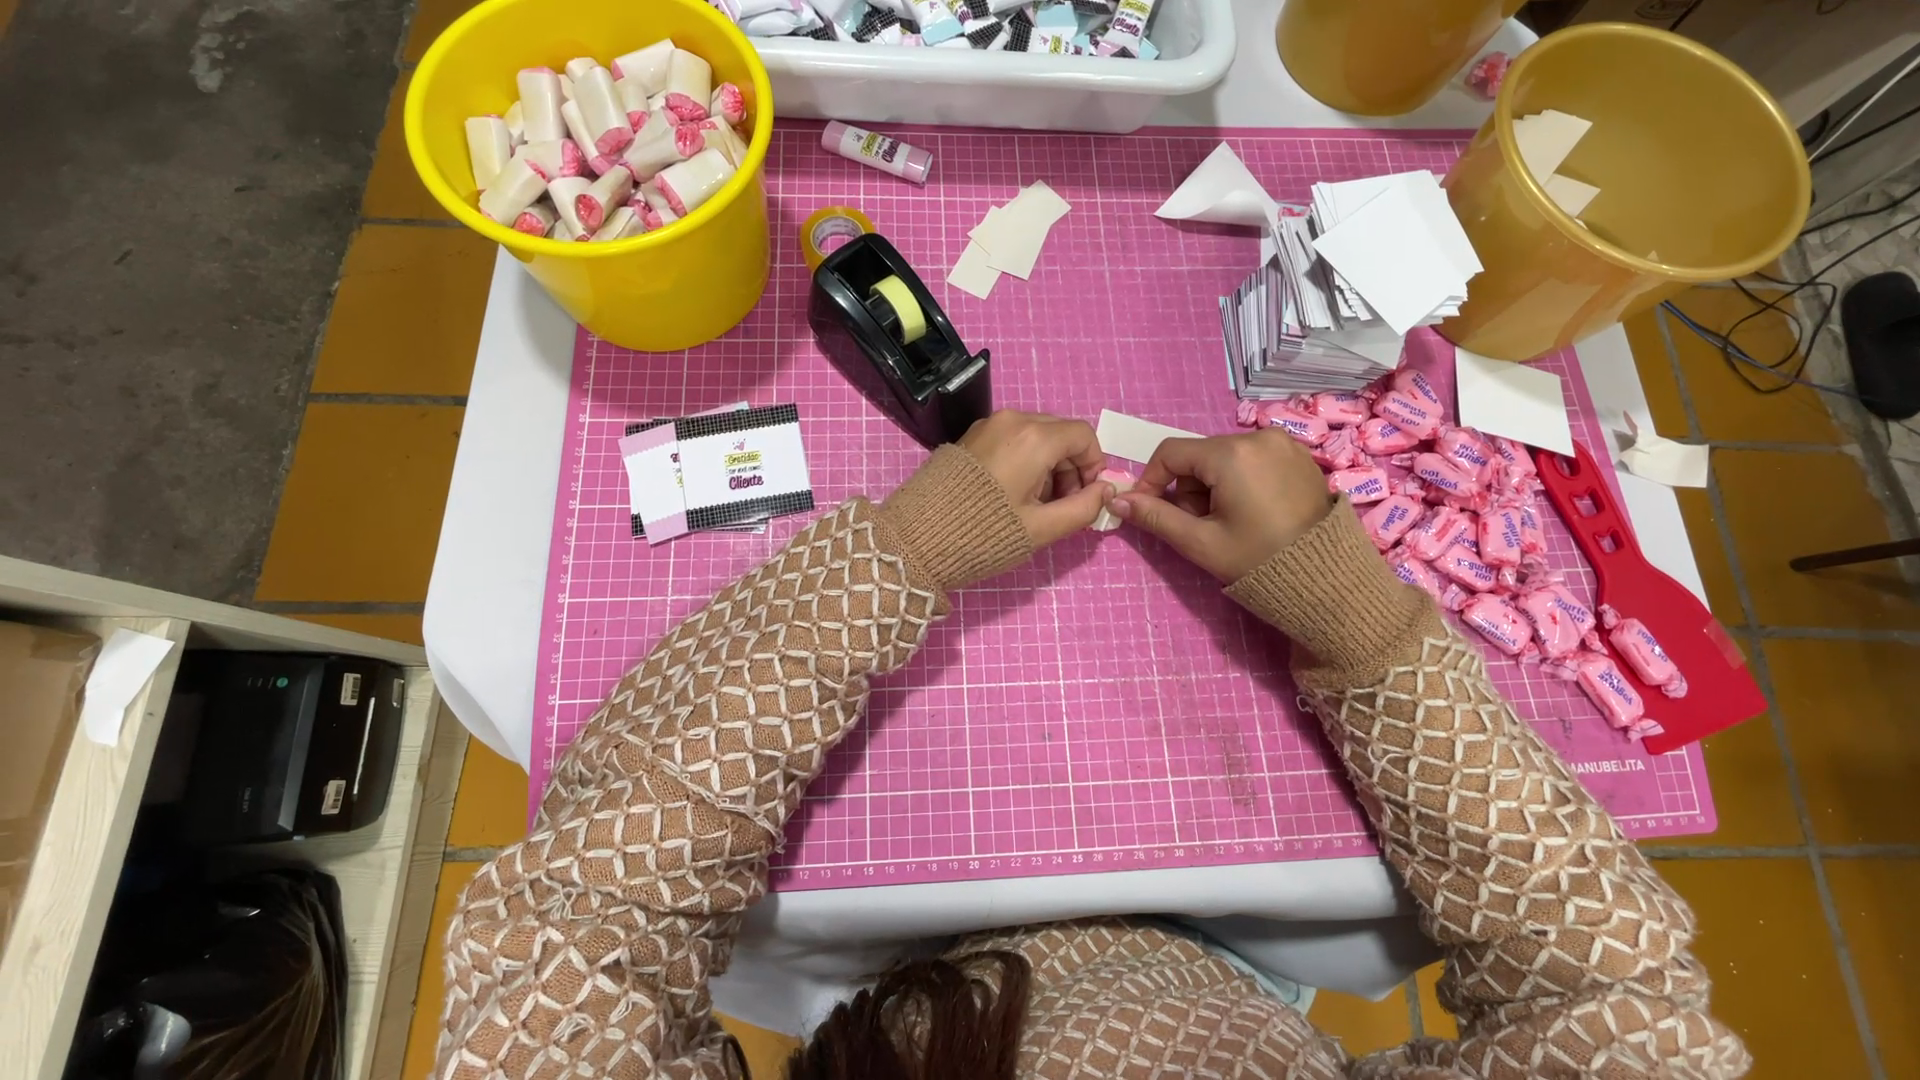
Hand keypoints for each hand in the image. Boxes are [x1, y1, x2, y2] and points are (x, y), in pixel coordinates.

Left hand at [958, 410, 1113, 546]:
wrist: (917, 538)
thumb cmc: (985, 535)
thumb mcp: (1042, 529)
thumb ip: (1083, 508)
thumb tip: (1105, 491)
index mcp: (1034, 437)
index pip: (1084, 436)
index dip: (1094, 466)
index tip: (1087, 497)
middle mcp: (1012, 420)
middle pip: (1060, 433)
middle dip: (1071, 467)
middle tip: (1062, 506)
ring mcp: (988, 425)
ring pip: (1036, 435)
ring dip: (1048, 465)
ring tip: (1036, 505)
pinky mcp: (971, 436)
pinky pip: (1012, 439)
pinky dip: (1025, 461)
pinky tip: (1013, 494)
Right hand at [1109, 429, 1332, 580]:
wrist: (1326, 577)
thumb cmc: (1257, 559)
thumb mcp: (1199, 542)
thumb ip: (1155, 517)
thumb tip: (1117, 500)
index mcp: (1231, 453)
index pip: (1170, 452)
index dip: (1151, 480)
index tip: (1148, 510)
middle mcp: (1257, 436)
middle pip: (1198, 455)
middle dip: (1187, 488)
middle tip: (1198, 526)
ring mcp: (1282, 443)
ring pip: (1224, 458)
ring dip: (1212, 486)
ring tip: (1226, 523)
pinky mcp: (1298, 455)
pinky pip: (1252, 460)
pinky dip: (1239, 481)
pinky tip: (1250, 513)